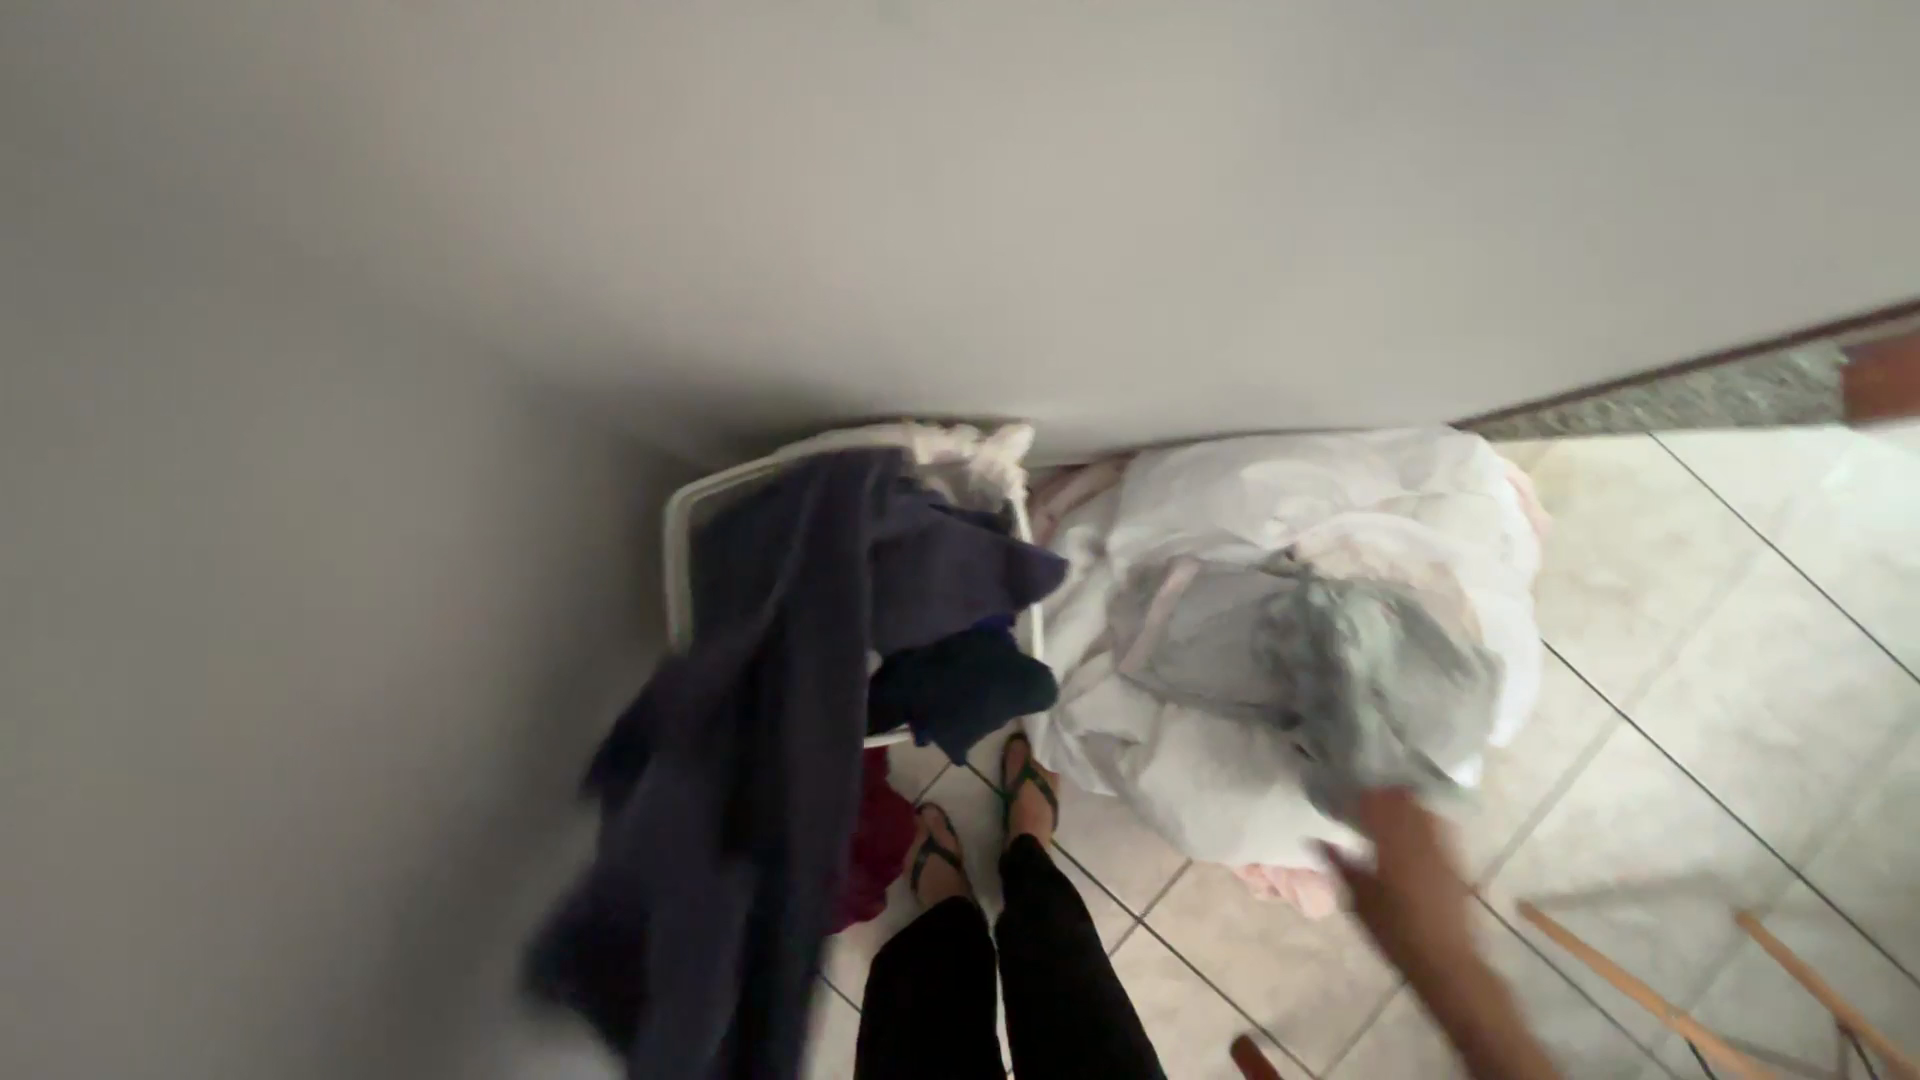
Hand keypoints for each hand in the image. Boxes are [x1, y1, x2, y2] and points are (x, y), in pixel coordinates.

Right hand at [1319, 788, 1478, 979]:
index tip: (1346, 795)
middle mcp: (1420, 841)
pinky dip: (1424, 820)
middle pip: (1404, 801)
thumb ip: (1337, 863)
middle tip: (1366, 799)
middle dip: (1385, 794)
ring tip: (1389, 809)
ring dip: (1405, 804)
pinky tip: (1413, 829)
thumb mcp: (1357, 899)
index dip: (1361, 794)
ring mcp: (1443, 851)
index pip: (1376, 804)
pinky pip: (1440, 828)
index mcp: (1392, 846)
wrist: (1445, 961)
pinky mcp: (1457, 864)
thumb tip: (1313, 837)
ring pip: (1424, 811)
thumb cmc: (1394, 932)